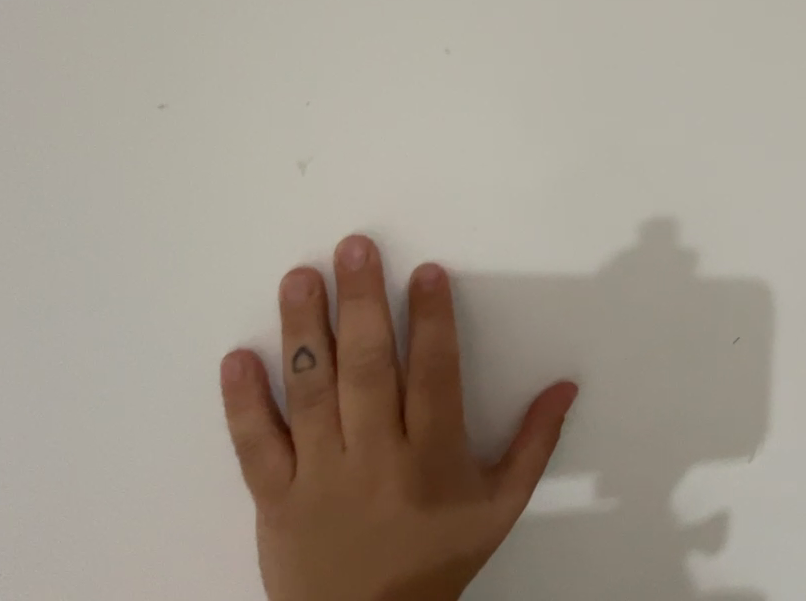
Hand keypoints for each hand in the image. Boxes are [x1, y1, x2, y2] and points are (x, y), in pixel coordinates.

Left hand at [220, 234, 577, 600]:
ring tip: (300, 277)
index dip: (431, 319)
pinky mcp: (273, 497)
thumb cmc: (439, 558)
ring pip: (310, 393)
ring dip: (304, 331)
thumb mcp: (503, 505)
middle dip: (361, 302)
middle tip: (354, 247)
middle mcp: (375, 455)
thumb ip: (536, 442)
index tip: (425, 271)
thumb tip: (567, 385)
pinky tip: (238, 356)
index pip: (434, 372)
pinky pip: (255, 445)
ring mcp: (318, 475)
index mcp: (432, 454)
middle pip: (367, 367)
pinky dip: (244, 402)